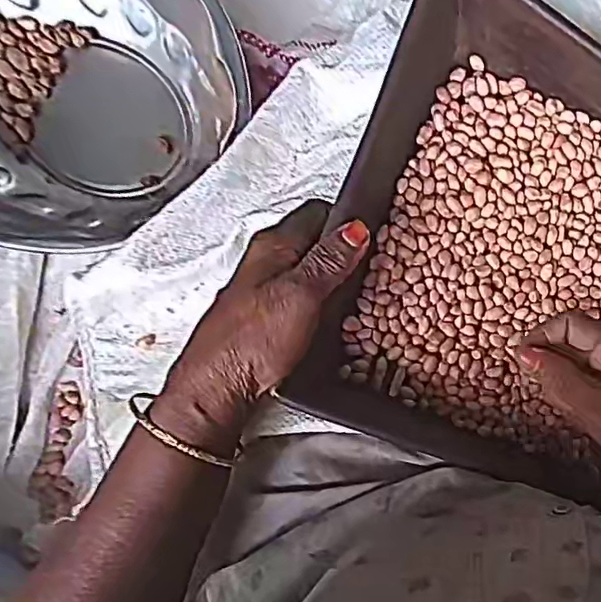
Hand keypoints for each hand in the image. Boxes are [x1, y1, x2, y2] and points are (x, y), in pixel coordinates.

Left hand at [157, 199, 368, 451]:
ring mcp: (271, 291)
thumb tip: (355, 229)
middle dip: (350, 249)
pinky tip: (344, 315)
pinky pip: (312, 298)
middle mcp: (269, 264)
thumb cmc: (250, 342)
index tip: (379, 230)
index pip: (318, 214)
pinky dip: (332, 301)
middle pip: (318, 243)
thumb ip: (329, 261)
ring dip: (342, 277)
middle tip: (382, 261)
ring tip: (369, 288)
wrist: (219, 387)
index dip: (350, 219)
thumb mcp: (300, 295)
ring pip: (316, 272)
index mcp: (273, 247)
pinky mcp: (275, 318)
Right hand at [514, 312, 600, 471]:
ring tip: (571, 405)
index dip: (542, 337)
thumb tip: (524, 352)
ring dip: (558, 380)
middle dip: (551, 363)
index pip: (569, 323)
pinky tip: (576, 408)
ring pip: (567, 357)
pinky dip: (566, 389)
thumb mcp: (592, 407)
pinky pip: (575, 373)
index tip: (524, 359)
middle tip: (550, 391)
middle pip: (567, 337)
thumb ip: (557, 377)